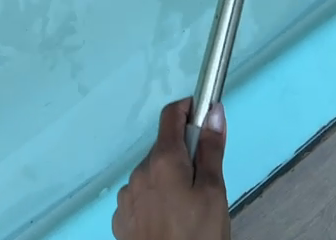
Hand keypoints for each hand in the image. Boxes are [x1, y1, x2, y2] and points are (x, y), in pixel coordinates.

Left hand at [113, 99, 228, 239]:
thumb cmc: (198, 236)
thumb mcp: (214, 192)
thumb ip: (211, 149)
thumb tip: (213, 110)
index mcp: (162, 159)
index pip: (170, 115)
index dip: (188, 109)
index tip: (204, 119)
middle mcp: (139, 172)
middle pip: (164, 148)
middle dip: (183, 155)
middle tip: (205, 182)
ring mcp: (126, 197)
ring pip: (152, 173)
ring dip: (168, 179)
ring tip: (187, 209)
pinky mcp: (121, 221)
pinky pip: (140, 196)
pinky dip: (154, 199)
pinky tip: (168, 223)